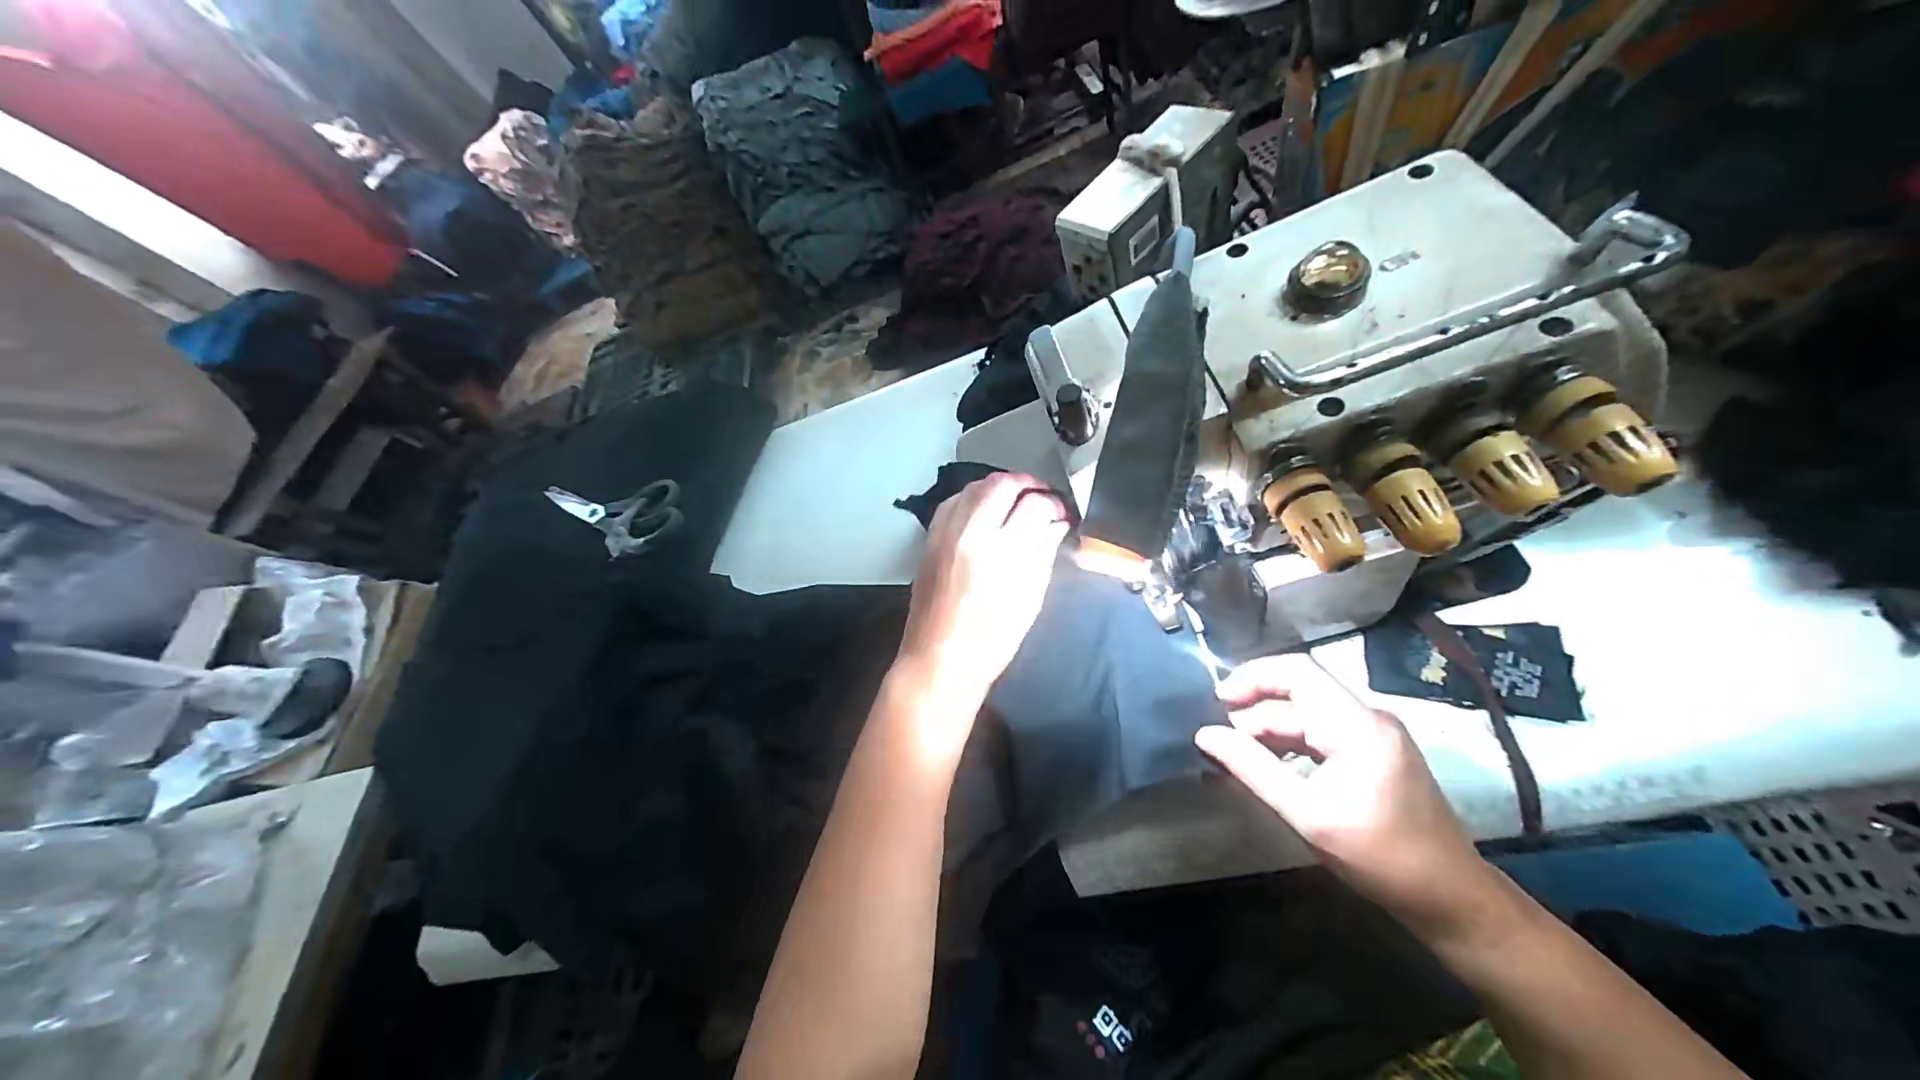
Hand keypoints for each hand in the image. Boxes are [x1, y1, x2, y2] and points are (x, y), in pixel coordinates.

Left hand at [897, 472, 1069, 707]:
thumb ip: (1043, 552)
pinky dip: (973, 498)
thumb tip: (1055, 524)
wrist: (938, 660)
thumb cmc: (991, 640)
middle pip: (1001, 484)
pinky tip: (986, 511)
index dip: (1055, 505)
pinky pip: (953, 502)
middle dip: (1028, 484)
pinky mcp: (929, 540)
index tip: (1063, 514)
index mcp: (1000, 552)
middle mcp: (969, 533)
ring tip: (1017, 501)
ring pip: (974, 486)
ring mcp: (944, 533)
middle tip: (1043, 498)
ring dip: (1000, 487)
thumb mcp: (1030, 597)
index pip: (1034, 505)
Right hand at [1194, 654, 1493, 940]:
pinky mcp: (1374, 752)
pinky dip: (1289, 742)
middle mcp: (1369, 718)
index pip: (1297, 672)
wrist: (1451, 897)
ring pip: (1307, 713)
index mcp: (1358, 726)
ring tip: (1234, 753)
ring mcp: (1374, 734)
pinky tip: (1266, 763)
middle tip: (1218, 739)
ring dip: (1268, 728)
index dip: (1252, 677)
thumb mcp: (1308, 816)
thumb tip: (1205, 736)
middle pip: (1299, 692)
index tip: (1216, 701)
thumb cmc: (1381, 859)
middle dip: (1254, 709)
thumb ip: (1253, 770)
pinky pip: (1321, 731)